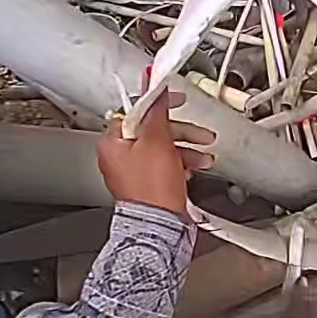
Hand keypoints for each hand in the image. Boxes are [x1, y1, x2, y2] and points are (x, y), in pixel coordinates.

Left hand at [95, 89, 213, 217]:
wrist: (160, 226)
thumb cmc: (152, 189)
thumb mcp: (157, 141)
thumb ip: (157, 112)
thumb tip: (155, 90)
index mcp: (113, 143)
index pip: (135, 112)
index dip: (158, 103)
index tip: (174, 99)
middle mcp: (120, 157)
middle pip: (153, 131)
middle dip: (181, 132)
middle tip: (198, 133)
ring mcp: (134, 172)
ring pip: (163, 149)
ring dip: (186, 149)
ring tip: (203, 156)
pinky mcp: (149, 185)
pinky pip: (166, 166)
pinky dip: (181, 164)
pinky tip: (192, 168)